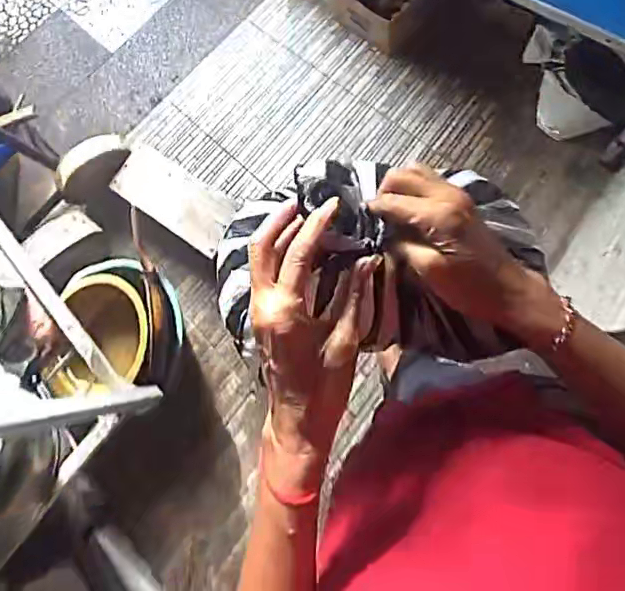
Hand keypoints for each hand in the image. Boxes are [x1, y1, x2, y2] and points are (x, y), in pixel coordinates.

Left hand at [250, 197, 375, 496]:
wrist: (295, 424)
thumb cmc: (323, 389)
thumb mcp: (345, 341)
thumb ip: (354, 296)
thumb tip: (367, 259)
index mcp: (285, 311)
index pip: (299, 254)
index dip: (317, 225)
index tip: (332, 206)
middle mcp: (264, 304)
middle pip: (263, 247)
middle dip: (282, 218)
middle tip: (305, 200)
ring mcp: (258, 309)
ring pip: (259, 257)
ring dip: (279, 232)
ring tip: (304, 215)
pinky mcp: (262, 313)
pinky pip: (264, 271)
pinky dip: (278, 251)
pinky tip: (299, 245)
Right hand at [368, 165, 565, 344]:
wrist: (509, 290)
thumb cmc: (470, 288)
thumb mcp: (430, 273)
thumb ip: (404, 247)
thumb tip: (387, 233)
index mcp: (438, 215)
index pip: (394, 201)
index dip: (374, 208)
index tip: (359, 216)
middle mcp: (447, 196)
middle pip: (404, 174)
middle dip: (384, 189)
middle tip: (375, 212)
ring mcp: (456, 194)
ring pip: (418, 170)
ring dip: (400, 184)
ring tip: (390, 207)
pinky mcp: (461, 199)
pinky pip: (430, 179)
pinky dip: (414, 185)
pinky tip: (409, 206)